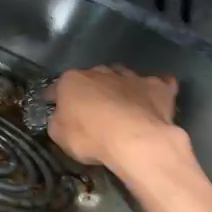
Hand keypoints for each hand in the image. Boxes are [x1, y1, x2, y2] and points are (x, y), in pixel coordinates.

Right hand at [47, 65, 183, 169]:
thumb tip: (60, 116)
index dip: (54, 98)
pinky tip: (155, 98)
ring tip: (123, 103)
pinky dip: (154, 90)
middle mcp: (101, 72)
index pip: (57, 87)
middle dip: (91, 89)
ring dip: (121, 86)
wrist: (135, 139)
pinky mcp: (158, 87)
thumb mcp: (59, 135)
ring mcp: (131, 77)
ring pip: (123, 76)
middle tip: (92, 108)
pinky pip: (157, 84)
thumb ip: (58, 120)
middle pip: (92, 78)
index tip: (54, 106)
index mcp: (73, 80)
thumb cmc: (90, 137)